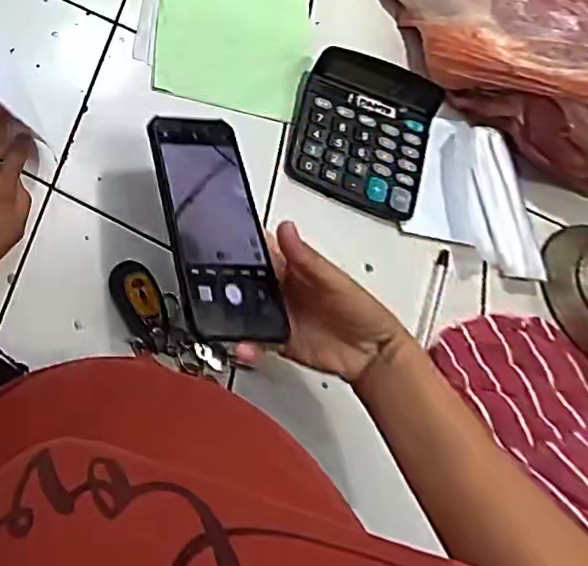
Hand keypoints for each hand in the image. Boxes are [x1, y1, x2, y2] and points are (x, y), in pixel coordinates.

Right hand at [232, 221, 410, 383]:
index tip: (216, 244)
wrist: (377, 359)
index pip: (252, 250)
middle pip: (238, 278)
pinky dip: (243, 342)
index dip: (233, 245)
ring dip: (227, 312)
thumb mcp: (334, 280)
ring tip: (221, 316)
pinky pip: (250, 338)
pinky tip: (243, 344)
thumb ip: (306, 257)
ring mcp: (272, 313)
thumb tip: (286, 228)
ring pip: (239, 308)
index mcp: (286, 267)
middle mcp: (275, 288)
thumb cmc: (363, 313)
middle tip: (211, 283)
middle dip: (222, 280)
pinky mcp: (273, 337)